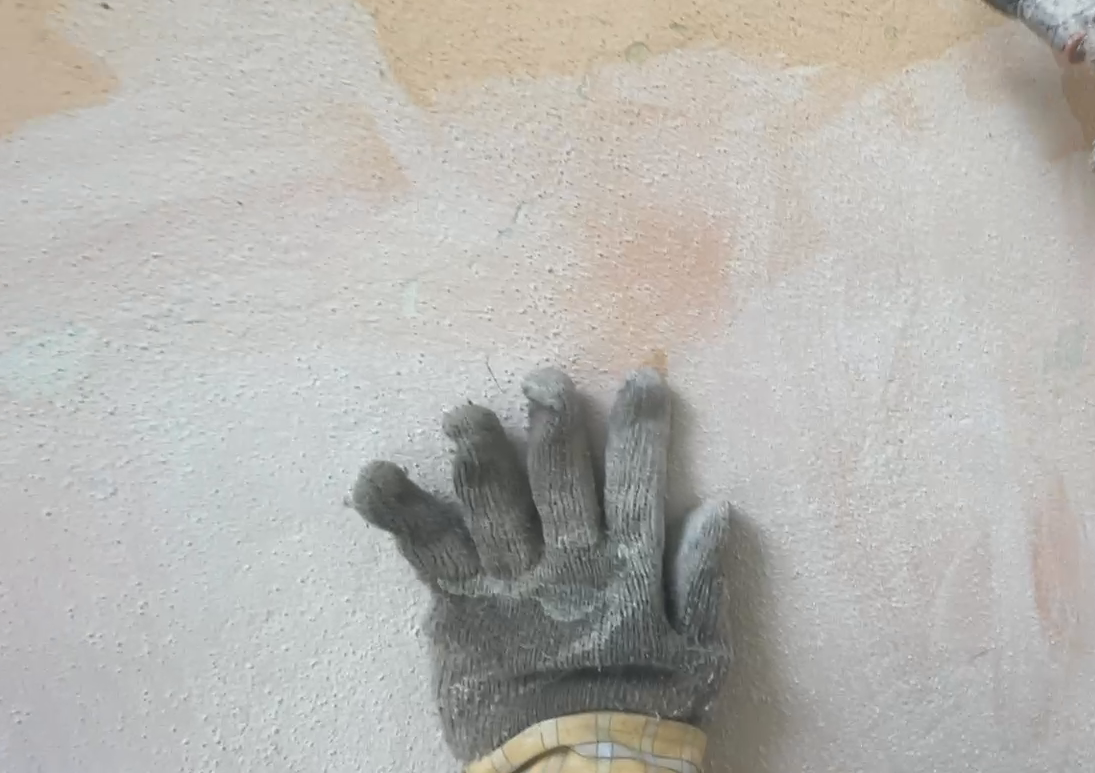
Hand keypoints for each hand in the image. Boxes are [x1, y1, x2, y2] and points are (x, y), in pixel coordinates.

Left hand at [353, 367, 729, 761]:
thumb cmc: (646, 714)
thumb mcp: (703, 653)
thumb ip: (706, 580)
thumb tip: (717, 507)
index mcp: (629, 570)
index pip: (639, 481)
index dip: (642, 428)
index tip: (643, 380)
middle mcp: (567, 566)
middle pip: (560, 479)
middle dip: (553, 424)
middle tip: (543, 381)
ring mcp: (508, 589)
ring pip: (492, 505)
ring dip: (480, 452)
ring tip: (466, 413)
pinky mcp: (458, 617)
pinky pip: (429, 556)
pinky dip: (402, 514)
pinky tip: (377, 476)